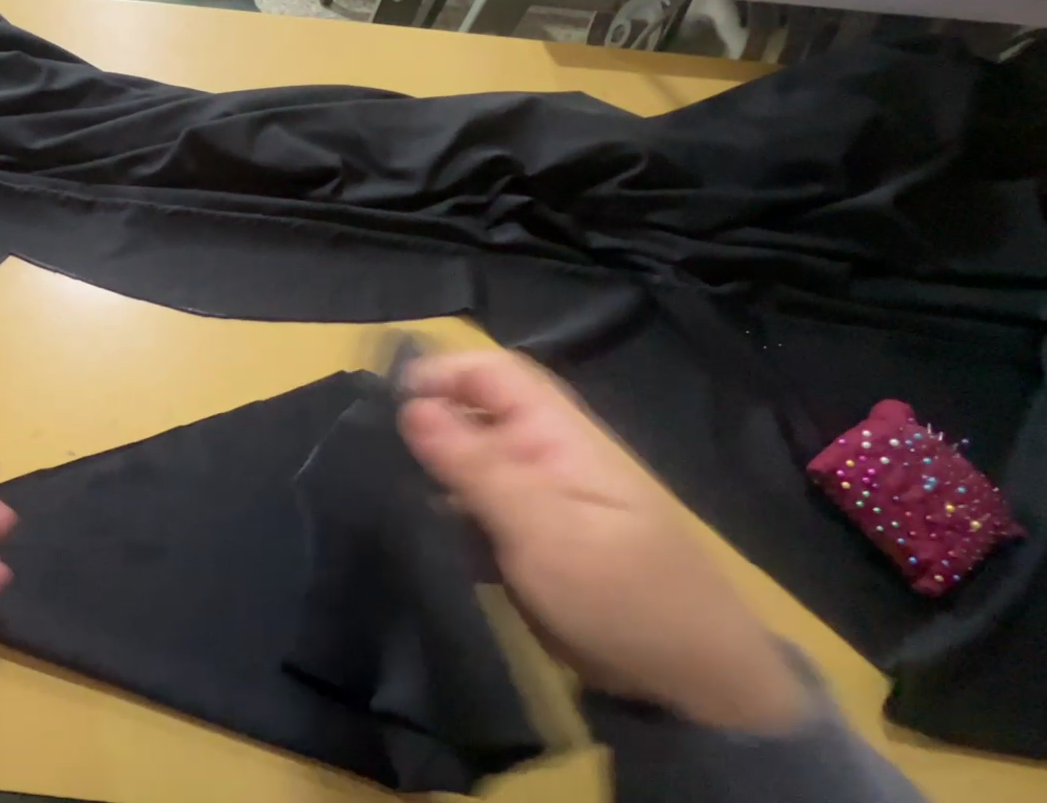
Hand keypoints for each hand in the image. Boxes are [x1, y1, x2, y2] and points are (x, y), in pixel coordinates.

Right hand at [398, 350, 807, 731]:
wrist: (688, 685)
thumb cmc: (625, 596)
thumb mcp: (546, 530)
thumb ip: (476, 465)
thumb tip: (411, 406)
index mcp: (558, 435)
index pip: (493, 372)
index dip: (441, 372)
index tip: (386, 400)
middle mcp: (540, 453)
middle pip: (473, 411)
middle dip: (423, 420)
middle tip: (369, 446)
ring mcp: (530, 495)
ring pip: (464, 457)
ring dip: (425, 465)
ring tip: (376, 482)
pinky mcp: (520, 533)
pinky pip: (467, 501)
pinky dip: (438, 505)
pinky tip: (406, 519)